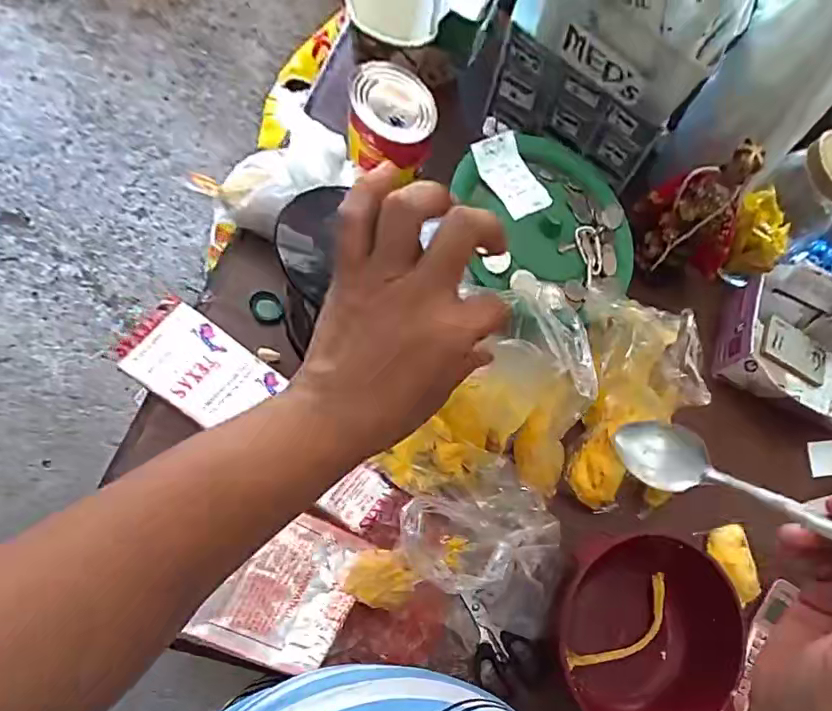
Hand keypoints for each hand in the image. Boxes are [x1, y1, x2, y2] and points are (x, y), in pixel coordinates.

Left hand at [293, 166, 510, 452]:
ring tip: (443, 204)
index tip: (492, 318)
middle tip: (487, 241)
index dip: (499, 311)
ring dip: (432, 194)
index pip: (494, 305)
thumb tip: (482, 346)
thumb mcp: (440, 392)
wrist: (332, 415)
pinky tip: (388, 174)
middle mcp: (423, 292)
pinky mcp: (349, 272)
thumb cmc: (390, 413)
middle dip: (487, 225)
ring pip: (408, 208)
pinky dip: (369, 188)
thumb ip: (465, 361)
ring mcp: (382, 277)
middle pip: (464, 228)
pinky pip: (355, 217)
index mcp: (453, 330)